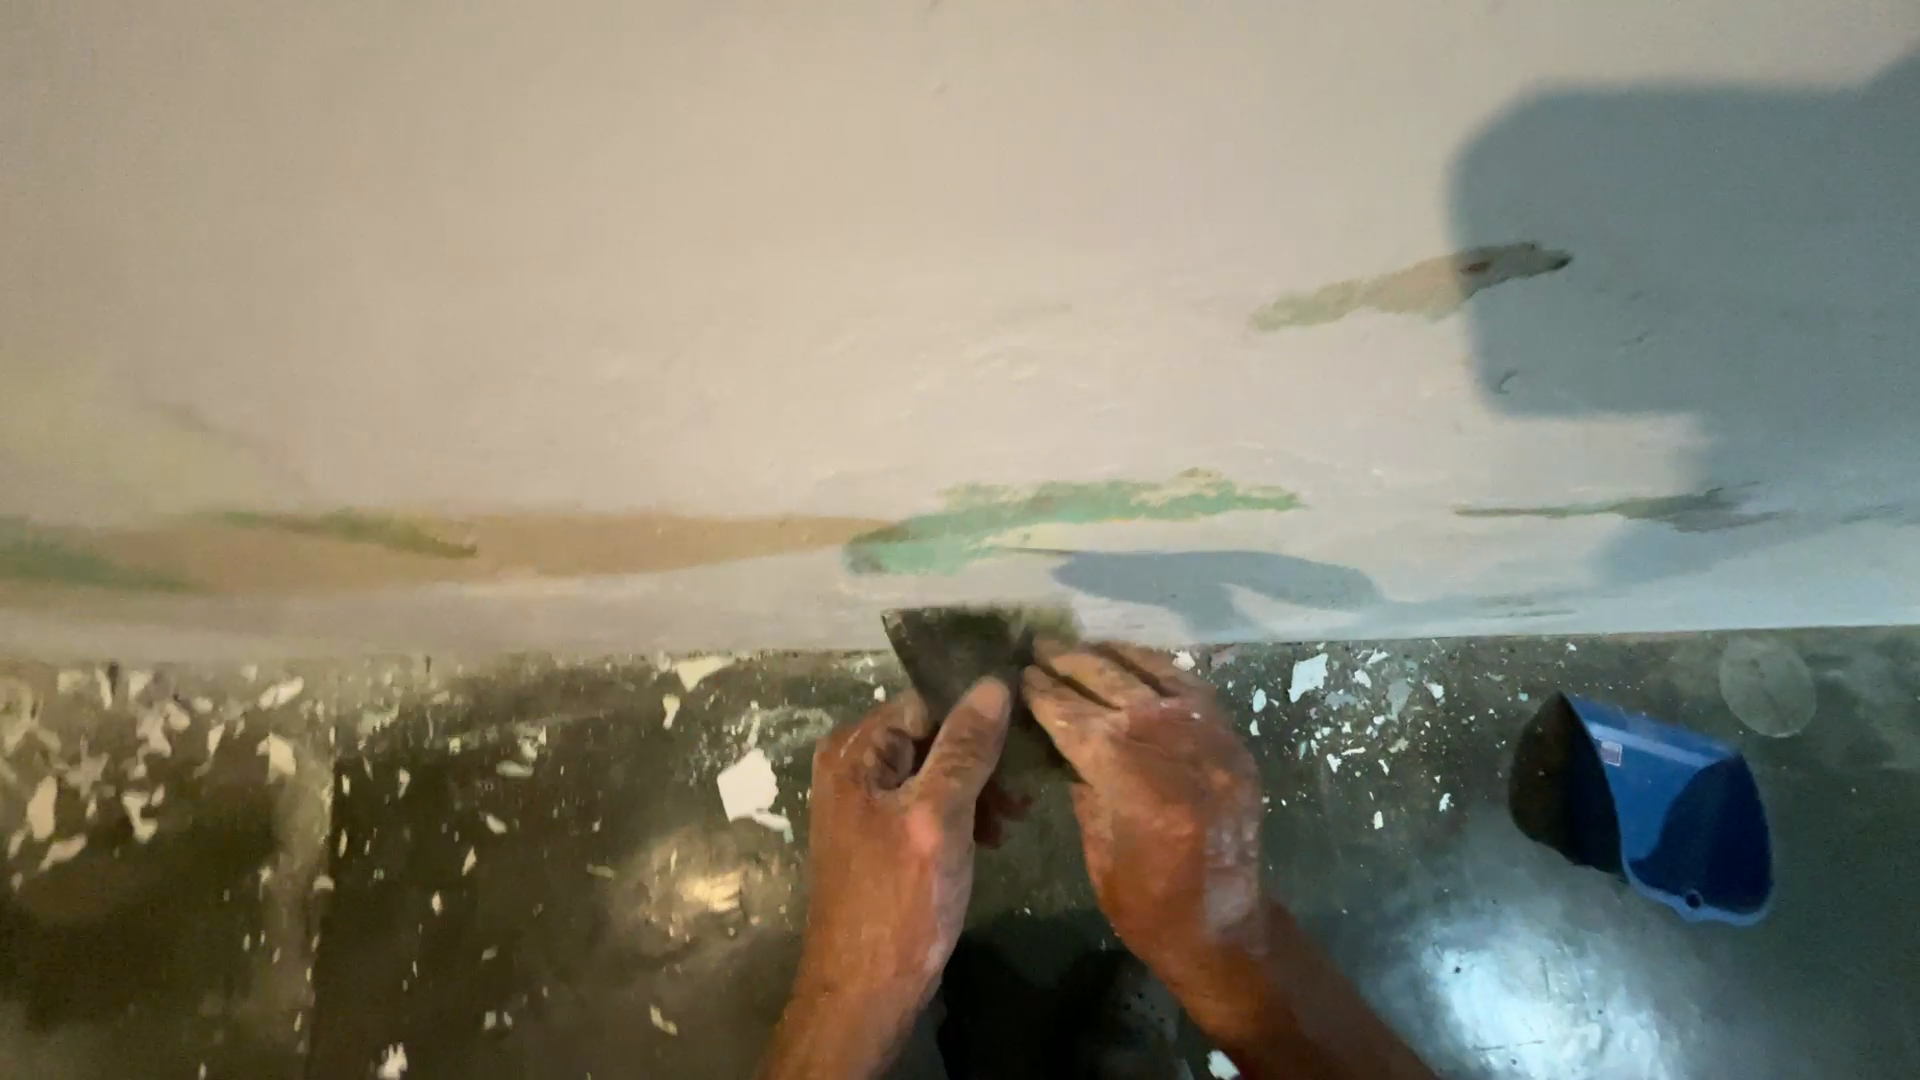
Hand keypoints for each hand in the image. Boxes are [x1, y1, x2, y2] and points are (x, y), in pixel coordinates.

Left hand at [759, 679, 1012, 1079]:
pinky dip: (964, 810)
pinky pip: (930, 797)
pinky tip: (993, 834)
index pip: (928, 702)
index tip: (1024, 739)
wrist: (864, 993)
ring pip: (937, 766)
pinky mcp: (883, 826)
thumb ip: (966, 747)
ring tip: (1013, 819)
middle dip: (983, 759)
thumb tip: (995, 682)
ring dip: (979, 787)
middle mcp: (855, 760)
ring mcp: (867, 795)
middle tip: (1023, 792)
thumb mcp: (938, 816)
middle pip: (933, 733)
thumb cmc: (899, 900)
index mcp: (855, 747)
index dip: (978, 717)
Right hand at [1022, 644, 1268, 1027]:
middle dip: (1071, 662)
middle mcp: (1178, 748)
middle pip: (1114, 685)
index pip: (1078, 719)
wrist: (1226, 929)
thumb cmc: (1147, 905)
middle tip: (1039, 643)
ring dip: (1111, 655)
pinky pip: (1190, 684)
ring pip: (1153, 674)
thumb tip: (1058, 730)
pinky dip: (1156, 666)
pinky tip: (1130, 658)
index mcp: (1138, 784)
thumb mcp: (1096, 847)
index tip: (1021, 672)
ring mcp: (1212, 738)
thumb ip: (1080, 780)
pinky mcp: (1231, 739)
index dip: (1045, 694)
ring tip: (1078, 644)